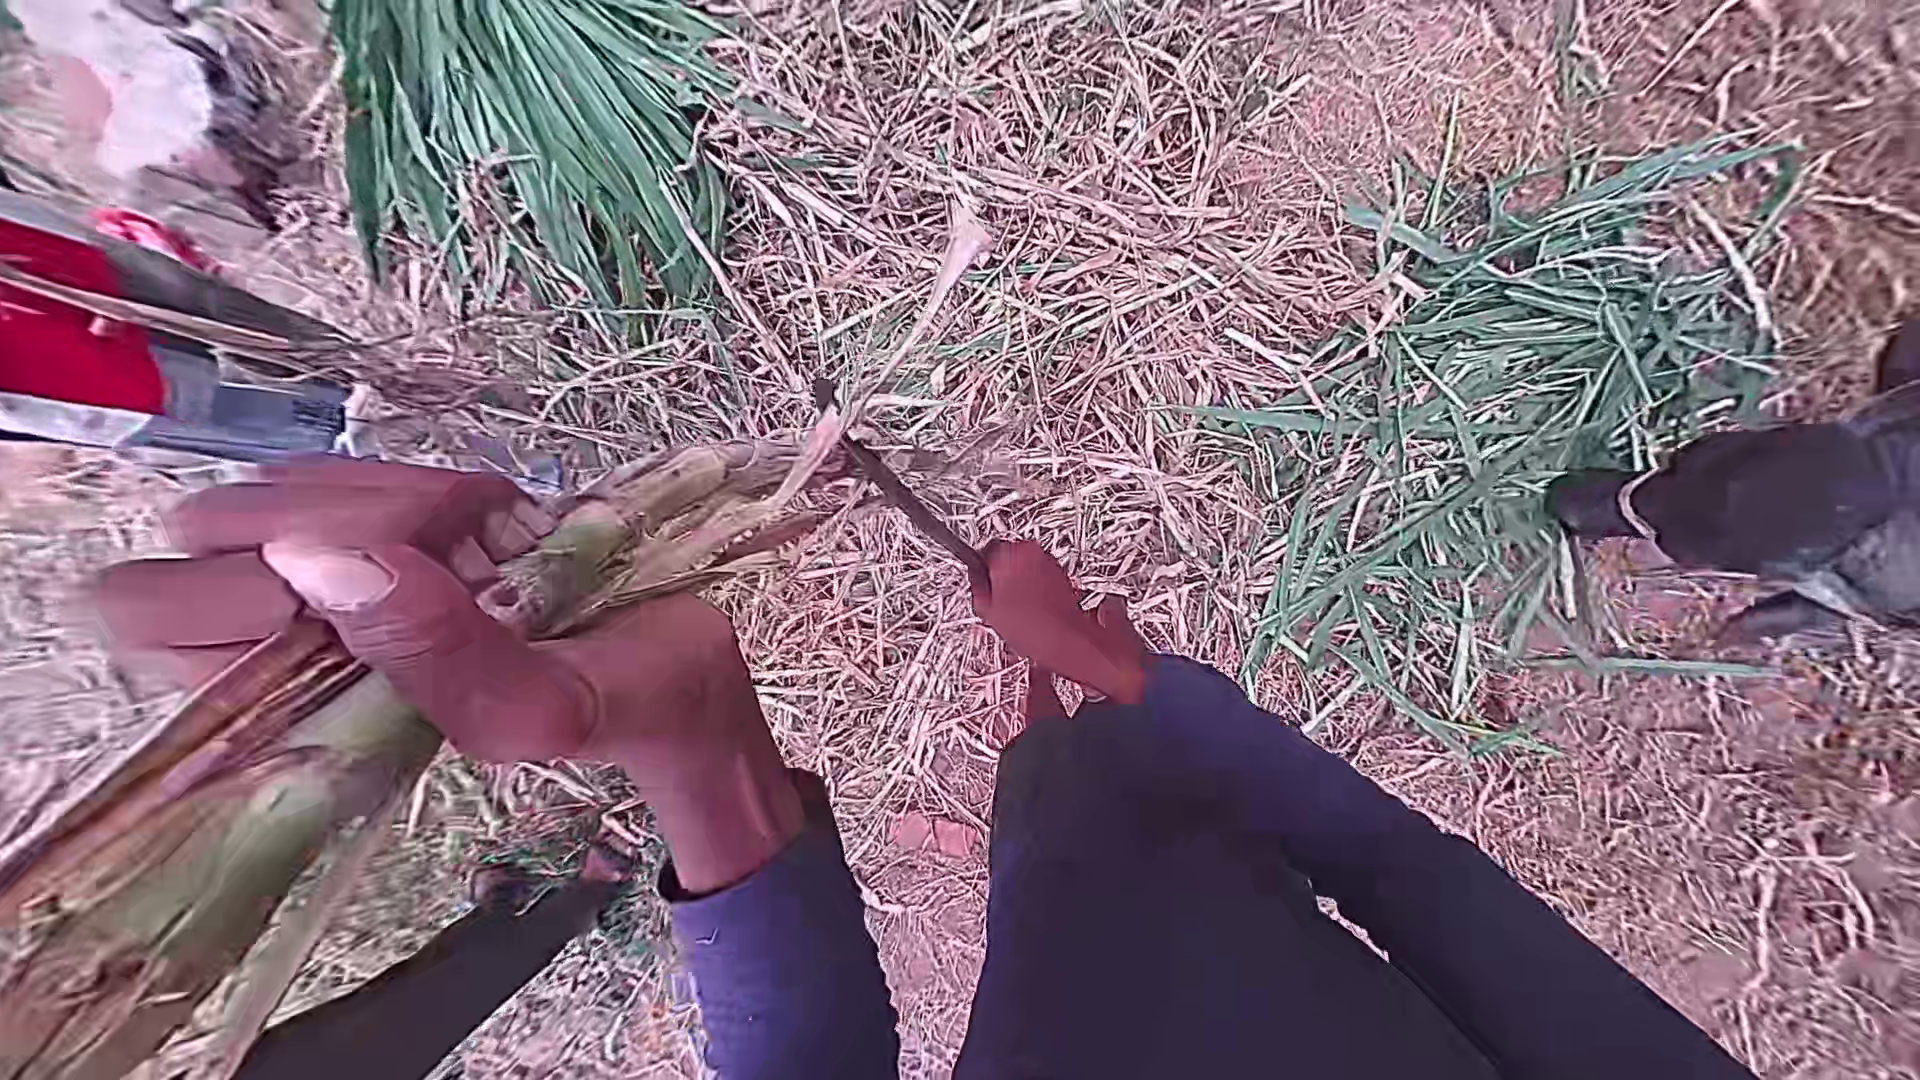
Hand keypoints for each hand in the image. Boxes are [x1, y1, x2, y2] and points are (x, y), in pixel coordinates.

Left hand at [96, 459, 800, 892]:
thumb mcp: (543, 703)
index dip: (260, 581)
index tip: (403, 580)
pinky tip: (489, 514)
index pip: (159, 612)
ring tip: (489, 534)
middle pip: (214, 528)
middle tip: (458, 546)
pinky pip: (360, 470)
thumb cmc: (625, 699)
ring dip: (396, 492)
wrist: (686, 664)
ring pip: (286, 486)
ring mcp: (362, 577)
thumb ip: (441, 655)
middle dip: (343, 518)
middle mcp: (314, 641)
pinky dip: (426, 476)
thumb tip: (314, 558)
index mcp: (311, 708)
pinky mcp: (417, 532)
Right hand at [970, 540, 1147, 704]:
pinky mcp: (1062, 575)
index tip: (980, 584)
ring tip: (1015, 609)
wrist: (1070, 641)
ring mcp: (1050, 562)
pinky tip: (1031, 611)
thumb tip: (977, 581)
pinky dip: (1033, 588)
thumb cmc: (1035, 627)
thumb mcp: (989, 610)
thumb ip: (978, 588)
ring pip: (1023, 567)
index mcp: (1010, 554)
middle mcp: (1032, 551)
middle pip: (1006, 557)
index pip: (985, 551)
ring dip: (1017, 582)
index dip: (981, 571)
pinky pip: (1039, 576)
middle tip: (996, 599)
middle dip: (1000, 576)